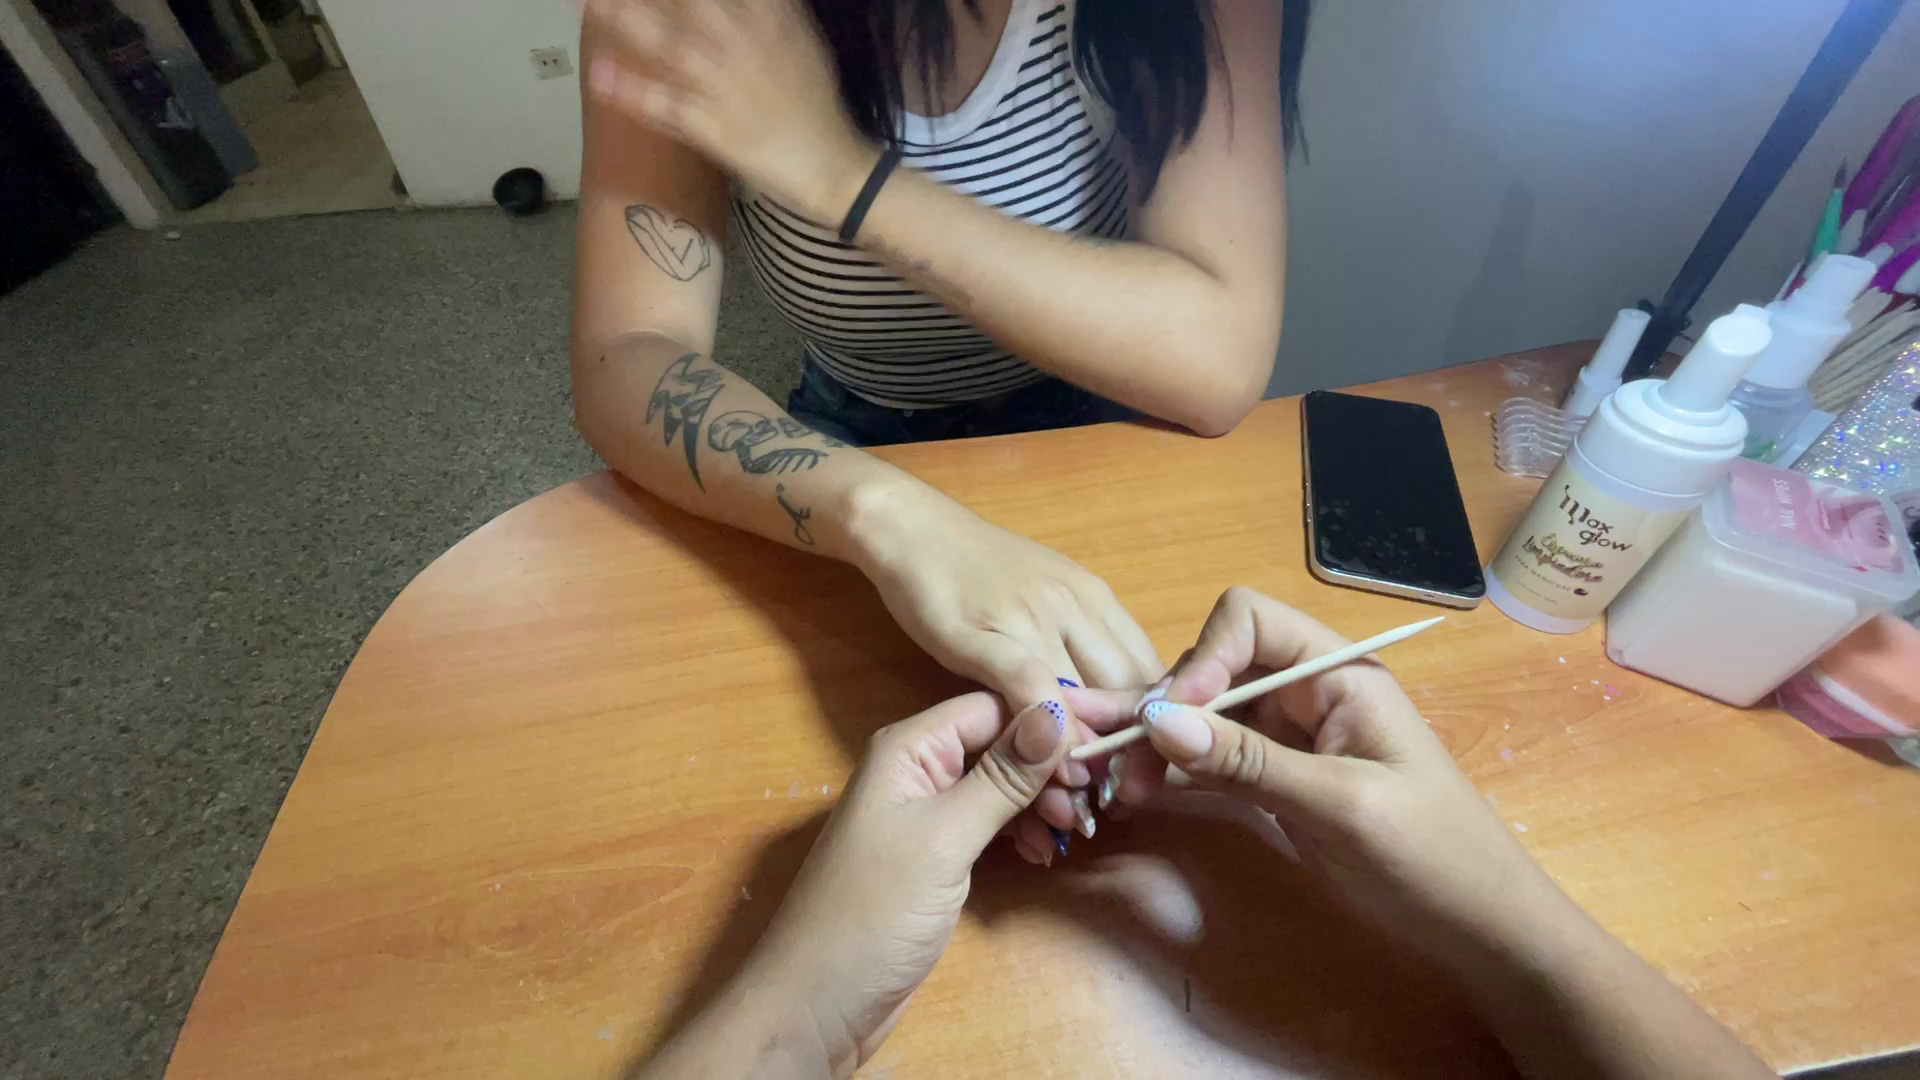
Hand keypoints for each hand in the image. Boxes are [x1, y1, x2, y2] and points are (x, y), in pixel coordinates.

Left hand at [586, 0, 878, 221]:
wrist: (836, 169)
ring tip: (590, 4)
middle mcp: (743, 46)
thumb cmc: (817, 106)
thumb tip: (761, 0)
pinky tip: (601, 77)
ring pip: (669, 47)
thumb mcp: (801, 41)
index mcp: (768, 20)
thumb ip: (774, 8)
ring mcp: (727, 89)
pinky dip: (634, 94)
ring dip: (627, 23)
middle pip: (686, 6)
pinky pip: (669, 108)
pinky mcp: (717, 132)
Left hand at [729, 694, 1072, 1074]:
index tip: (1095, 747)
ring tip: (1072, 828)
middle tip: (1089, 796)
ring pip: (998, 782)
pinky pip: (990, 820)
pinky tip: (1044, 852)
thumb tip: (1054, 711)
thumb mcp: (946, 837)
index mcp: (911, 746)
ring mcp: (928, 809)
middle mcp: (919, 766)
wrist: (820, 1002)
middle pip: (998, 741)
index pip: (991, 704)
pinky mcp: (937, 848)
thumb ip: (1002, 776)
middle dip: (1046, 764)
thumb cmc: (875, 909)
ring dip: (1039, 799)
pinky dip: (1021, 830)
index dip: (1045, 718)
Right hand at [852, 484, 1163, 864]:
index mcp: (1096, 599)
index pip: (1149, 670)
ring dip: (1090, 758)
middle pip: (1129, 689)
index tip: (1145, 771)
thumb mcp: (1041, 597)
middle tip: (1121, 802)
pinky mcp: (985, 634)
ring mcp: (1033, 618)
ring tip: (1086, 807)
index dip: (1155, 727)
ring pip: (1086, 698)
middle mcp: (1077, 607)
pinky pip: (1032, 688)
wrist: (913, 527)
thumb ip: (1075, 644)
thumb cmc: (976, 565)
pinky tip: (1046, 768)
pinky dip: (1048, 732)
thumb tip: (1102, 705)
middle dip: (1131, 752)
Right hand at [1068, 587, 1572, 969]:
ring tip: (1112, 780)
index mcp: (1334, 672)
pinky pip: (1205, 756)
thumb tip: (1157, 721)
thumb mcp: (1342, 806)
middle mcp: (1299, 690)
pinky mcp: (1266, 775)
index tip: (1172, 713)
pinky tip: (1135, 790)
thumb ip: (1248, 761)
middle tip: (1114, 755)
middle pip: (1210, 668)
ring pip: (1197, 714)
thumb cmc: (1437, 860)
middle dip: (1162, 706)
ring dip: (1154, 741)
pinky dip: (1168, 769)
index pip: (1248, 622)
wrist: (1486, 940)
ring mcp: (1281, 734)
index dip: (1203, 657)